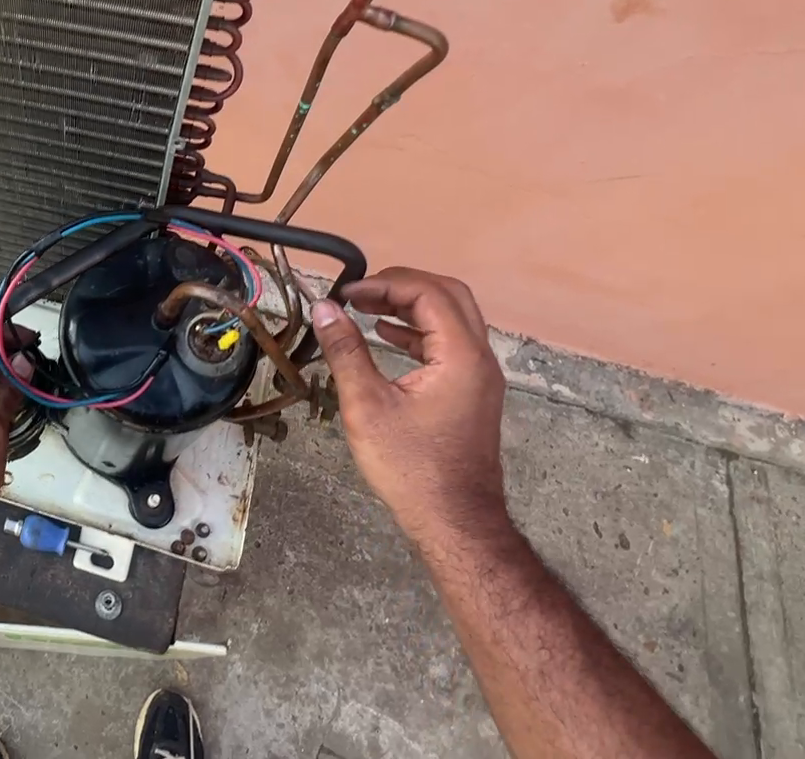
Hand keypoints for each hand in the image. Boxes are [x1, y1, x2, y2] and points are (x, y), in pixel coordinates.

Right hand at [308, 267, 508, 541]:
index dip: (384, 284)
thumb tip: (324, 308)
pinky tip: (385, 335)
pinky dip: (417, 329)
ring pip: (451, 317)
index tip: (345, 294)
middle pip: (448, 295)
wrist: (454, 521)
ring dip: (409, 305)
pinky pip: (448, 342)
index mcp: (460, 355)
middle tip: (359, 293)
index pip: (428, 293)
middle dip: (400, 286)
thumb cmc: (411, 466)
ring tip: (364, 308)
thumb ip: (346, 350)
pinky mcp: (471, 392)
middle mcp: (479, 358)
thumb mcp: (367, 405)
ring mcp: (479, 375)